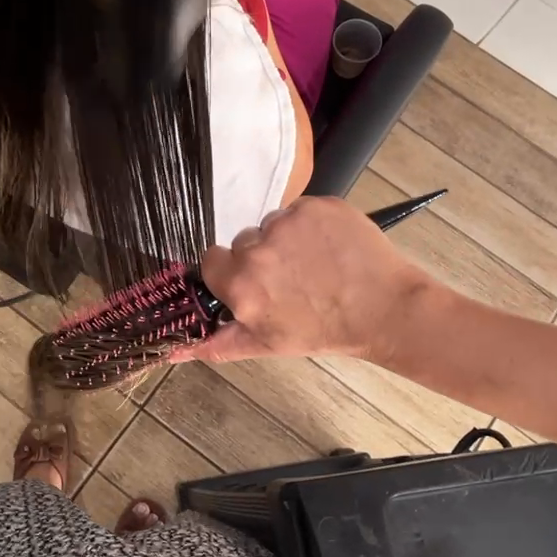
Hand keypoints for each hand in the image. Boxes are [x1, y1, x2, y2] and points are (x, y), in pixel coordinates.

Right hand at [180, 197, 439, 364]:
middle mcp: (259, 250)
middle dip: (260, 256)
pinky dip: (311, 225)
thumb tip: (172, 351)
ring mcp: (289, 223)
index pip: (212, 260)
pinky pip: (299, 209)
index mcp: (241, 285)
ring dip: (285, 239)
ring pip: (270, 224)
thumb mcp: (265, 344)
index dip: (231, 272)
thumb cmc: (324, 331)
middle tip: (289, 278)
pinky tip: (328, 248)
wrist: (384, 310)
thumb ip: (215, 344)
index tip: (252, 282)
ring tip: (313, 263)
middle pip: (243, 241)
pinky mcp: (317, 205)